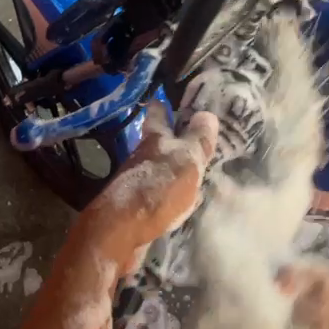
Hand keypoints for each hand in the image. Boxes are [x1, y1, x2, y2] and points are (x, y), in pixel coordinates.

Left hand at [73, 104, 219, 263]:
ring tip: (194, 168)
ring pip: (158, 168)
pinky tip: (183, 201)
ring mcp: (137, 182)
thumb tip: (206, 113)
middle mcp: (142, 157)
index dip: (162, 105)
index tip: (167, 97)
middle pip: (156, 142)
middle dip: (171, 137)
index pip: (157, 113)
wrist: (122, 231)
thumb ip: (197, 140)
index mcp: (154, 140)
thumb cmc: (157, 189)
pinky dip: (171, 193)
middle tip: (192, 134)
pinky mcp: (137, 207)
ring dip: (173, 167)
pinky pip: (159, 194)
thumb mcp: (186, 161)